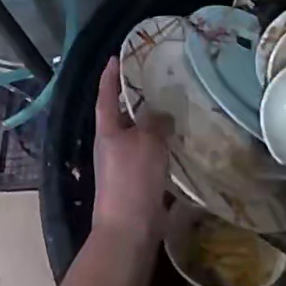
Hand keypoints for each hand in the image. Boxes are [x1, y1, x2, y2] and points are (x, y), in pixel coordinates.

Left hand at [91, 57, 171, 244]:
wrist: (129, 228)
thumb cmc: (132, 179)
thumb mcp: (147, 142)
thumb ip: (155, 123)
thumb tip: (161, 115)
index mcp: (106, 129)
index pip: (106, 94)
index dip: (110, 76)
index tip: (116, 57)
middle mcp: (111, 143)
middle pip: (121, 114)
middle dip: (135, 98)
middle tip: (154, 79)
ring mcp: (122, 164)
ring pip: (138, 135)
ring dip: (152, 122)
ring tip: (173, 108)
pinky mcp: (137, 181)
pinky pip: (150, 155)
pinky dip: (162, 146)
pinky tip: (179, 144)